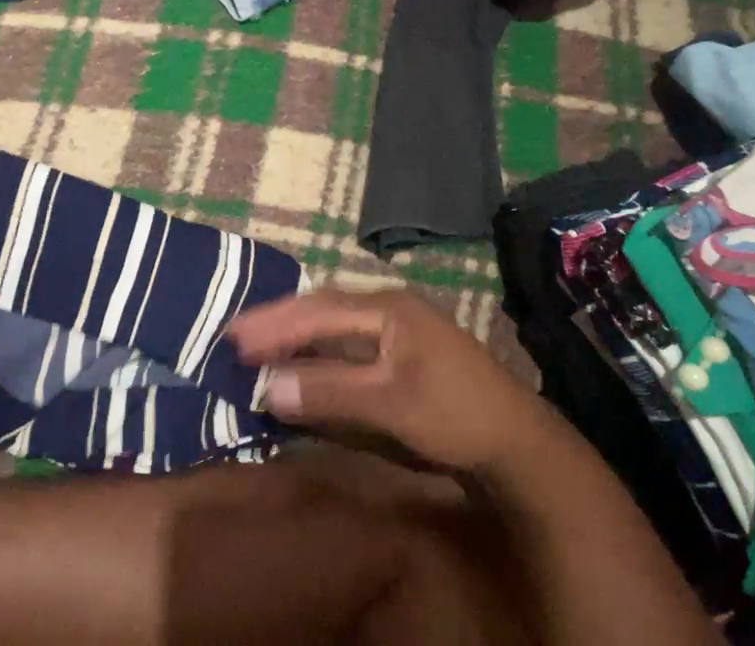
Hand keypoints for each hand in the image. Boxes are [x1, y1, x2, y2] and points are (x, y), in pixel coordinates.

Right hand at [227, 290, 548, 469]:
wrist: (520, 445)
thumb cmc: (455, 416)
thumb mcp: (389, 404)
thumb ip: (327, 391)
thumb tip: (266, 387)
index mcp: (388, 309)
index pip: (318, 310)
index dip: (275, 325)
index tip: (234, 339)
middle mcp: (390, 309)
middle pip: (323, 308)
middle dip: (280, 321)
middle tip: (237, 336)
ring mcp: (400, 330)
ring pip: (334, 324)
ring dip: (296, 334)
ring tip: (258, 345)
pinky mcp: (403, 354)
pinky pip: (347, 343)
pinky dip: (318, 351)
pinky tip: (301, 362)